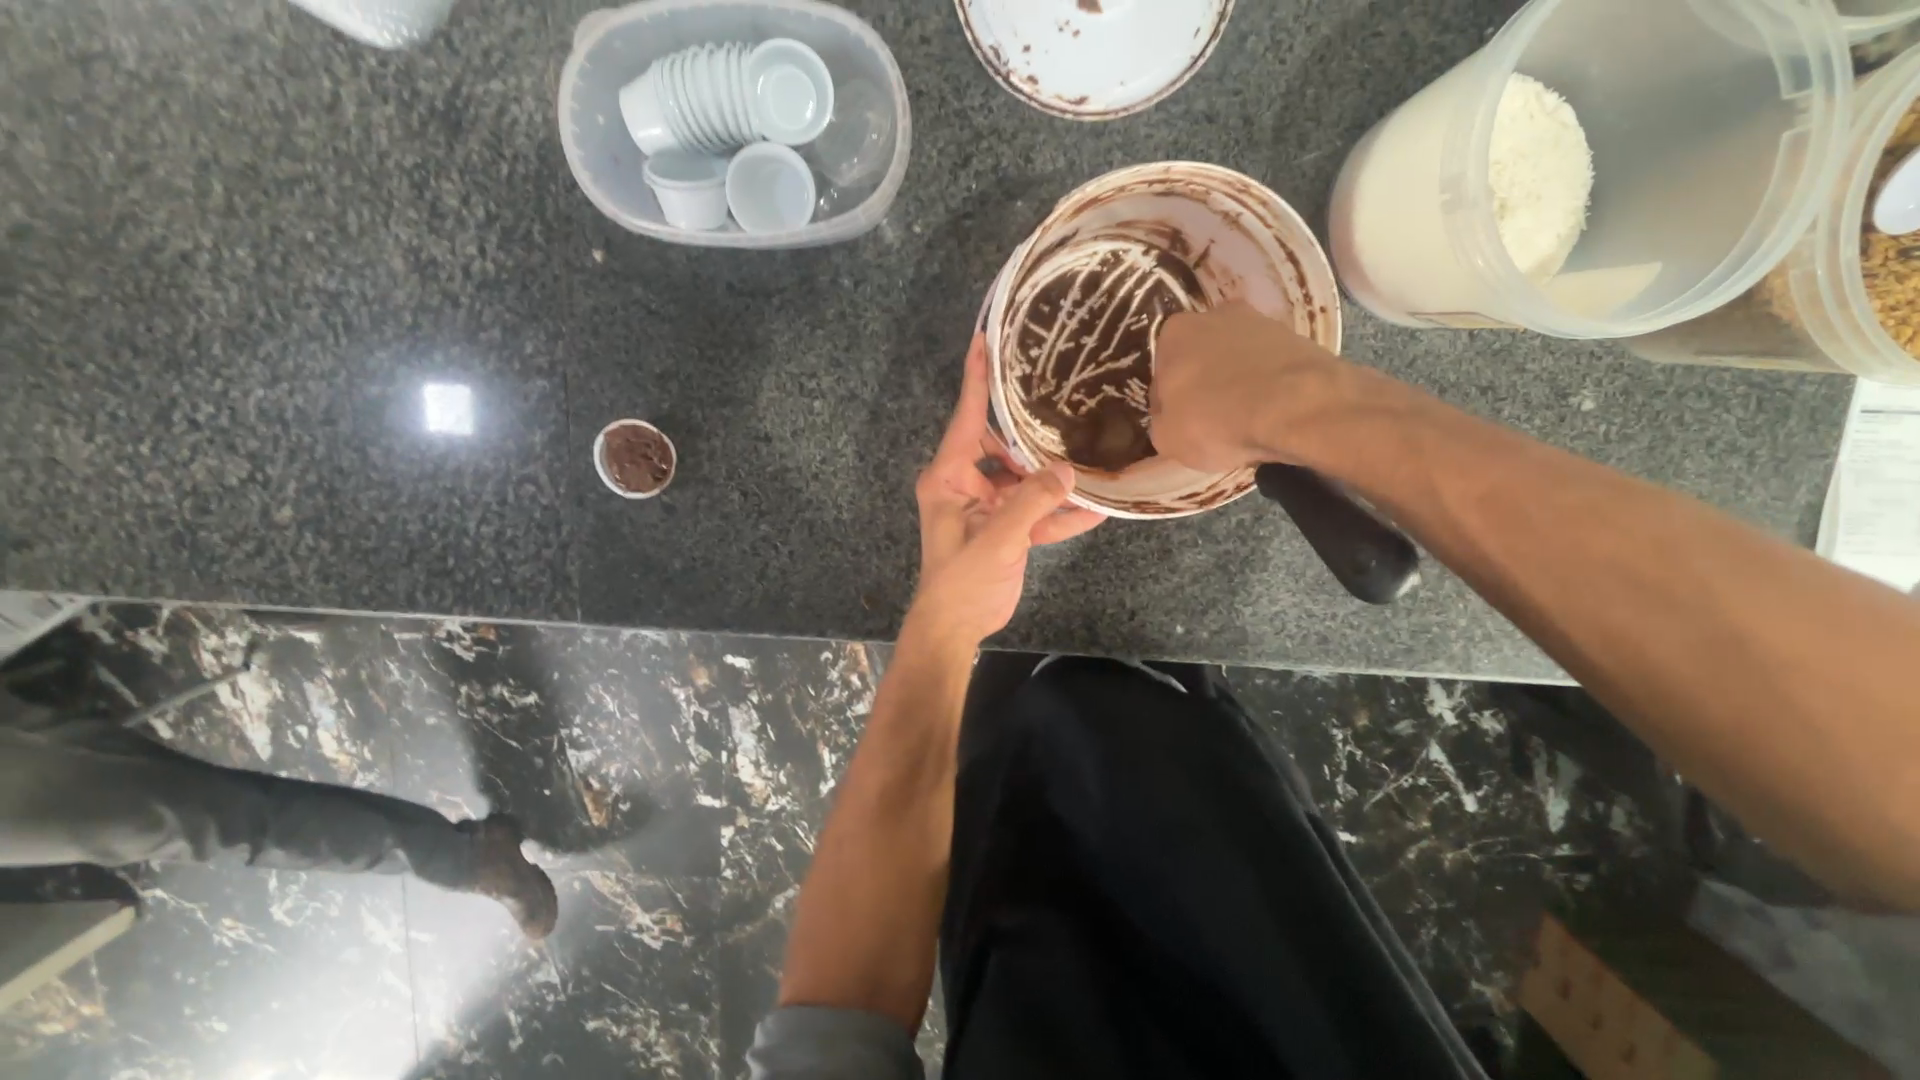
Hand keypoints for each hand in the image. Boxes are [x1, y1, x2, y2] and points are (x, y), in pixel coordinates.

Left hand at [908, 335, 1105, 649]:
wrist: (955, 628)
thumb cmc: (962, 580)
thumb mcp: (997, 539)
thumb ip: (1032, 502)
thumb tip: (1067, 470)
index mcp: (949, 476)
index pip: (967, 417)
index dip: (977, 378)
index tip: (983, 337)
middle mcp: (966, 484)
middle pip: (1001, 444)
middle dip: (1030, 432)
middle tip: (1061, 403)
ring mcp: (987, 507)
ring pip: (1024, 478)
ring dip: (1053, 476)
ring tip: (1088, 455)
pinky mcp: (1005, 529)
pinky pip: (1036, 512)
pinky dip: (1061, 512)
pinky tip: (1096, 508)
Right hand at [1150, 302, 1350, 471]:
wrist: (1296, 408)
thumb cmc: (1217, 420)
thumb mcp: (1167, 438)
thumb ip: (1162, 422)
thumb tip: (1171, 418)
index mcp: (1174, 333)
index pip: (1163, 373)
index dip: (1169, 403)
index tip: (1180, 424)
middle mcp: (1214, 315)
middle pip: (1201, 358)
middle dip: (1205, 384)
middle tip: (1212, 421)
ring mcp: (1260, 322)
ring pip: (1238, 360)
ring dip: (1238, 382)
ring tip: (1248, 419)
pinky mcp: (1297, 336)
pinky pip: (1271, 366)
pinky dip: (1269, 385)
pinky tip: (1273, 412)